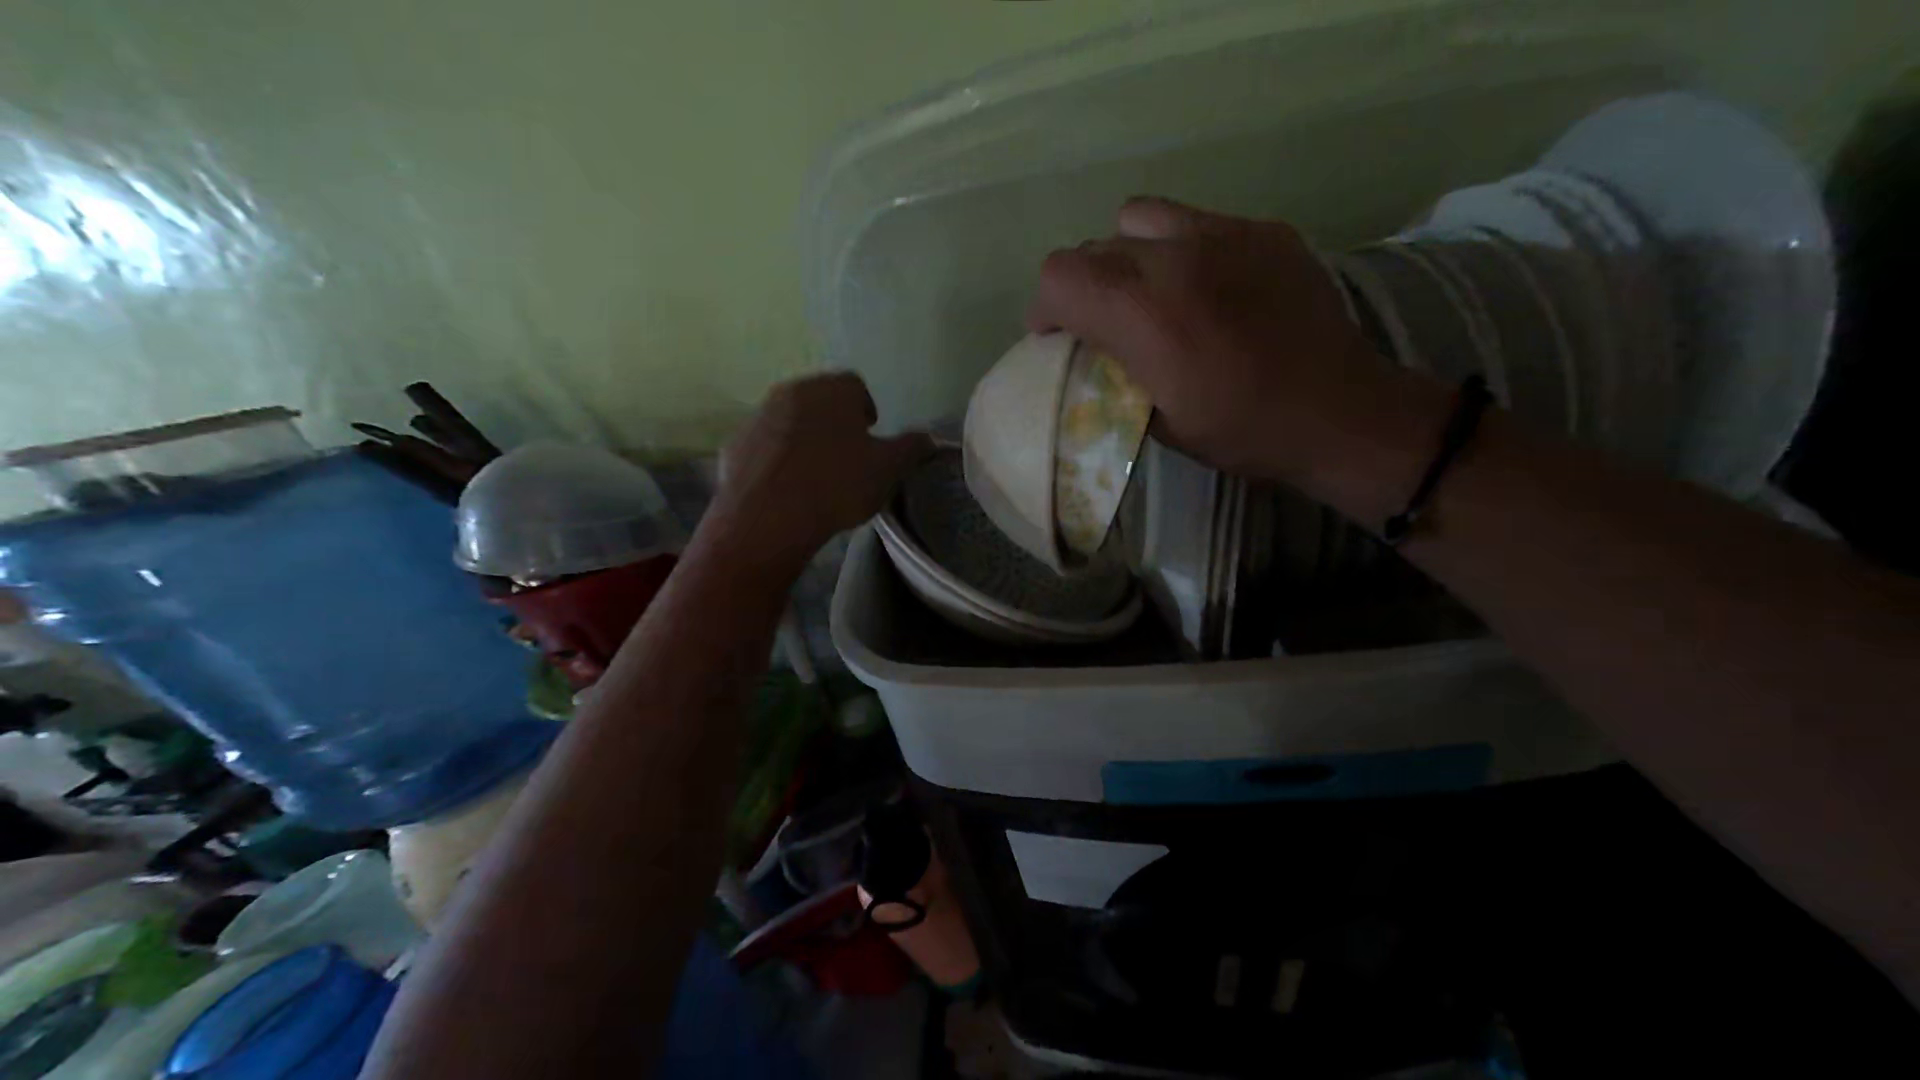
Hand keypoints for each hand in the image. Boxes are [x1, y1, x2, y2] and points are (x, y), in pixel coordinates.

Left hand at [711, 373, 930, 567]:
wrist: (767, 518)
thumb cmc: (837, 485)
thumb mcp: (887, 469)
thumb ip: (911, 448)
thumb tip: (930, 438)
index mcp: (832, 389)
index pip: (856, 386)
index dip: (867, 412)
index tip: (870, 440)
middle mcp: (792, 390)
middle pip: (819, 400)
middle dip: (833, 423)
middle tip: (846, 459)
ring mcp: (757, 416)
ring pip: (789, 421)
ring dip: (803, 440)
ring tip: (815, 478)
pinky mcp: (734, 445)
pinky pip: (764, 447)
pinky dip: (776, 460)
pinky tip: (785, 490)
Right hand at [1027, 198, 1435, 496]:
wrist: (1340, 412)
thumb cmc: (1242, 430)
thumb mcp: (1158, 422)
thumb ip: (1112, 371)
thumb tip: (1090, 347)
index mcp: (1146, 314)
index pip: (1060, 276)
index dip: (1044, 307)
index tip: (1054, 336)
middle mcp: (1178, 258)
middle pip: (1093, 246)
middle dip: (1082, 285)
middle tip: (1100, 322)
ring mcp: (1225, 234)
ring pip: (1138, 217)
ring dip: (1126, 253)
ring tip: (1146, 290)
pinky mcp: (1263, 229)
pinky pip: (1195, 220)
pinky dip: (1179, 248)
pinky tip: (1204, 286)